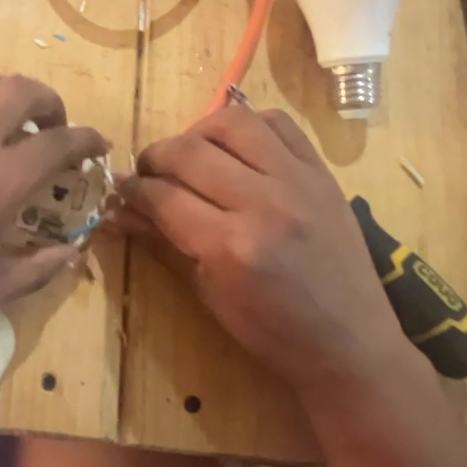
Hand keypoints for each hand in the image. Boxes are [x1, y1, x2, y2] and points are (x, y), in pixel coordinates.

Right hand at [115, 106, 423, 394]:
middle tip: (147, 175)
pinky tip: (235, 149)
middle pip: (189, 151)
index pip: (163, 196)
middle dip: (154, 158)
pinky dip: (248, 127)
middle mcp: (263, 203)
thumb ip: (163, 242)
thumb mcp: (207, 293)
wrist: (348, 343)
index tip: (121, 192)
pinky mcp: (322, 173)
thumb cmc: (270, 331)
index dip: (132, 190)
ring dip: (198, 132)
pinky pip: (280, 124)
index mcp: (229, 246)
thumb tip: (118, 213)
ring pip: (232, 123)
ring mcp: (298, 182)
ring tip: (190, 155)